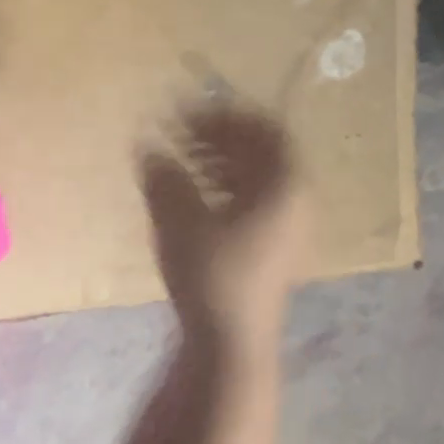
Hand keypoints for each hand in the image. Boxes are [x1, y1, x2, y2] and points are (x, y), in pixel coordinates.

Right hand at [142, 108, 308, 349]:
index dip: (225, 115)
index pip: (263, 131)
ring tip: (182, 156)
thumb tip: (147, 147)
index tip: (187, 109)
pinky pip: (253, 198)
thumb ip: (166, 181)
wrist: (231, 334)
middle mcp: (296, 198)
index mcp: (284, 185)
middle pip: (264, 152)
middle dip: (221, 136)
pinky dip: (224, 185)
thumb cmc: (210, 274)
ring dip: (221, 160)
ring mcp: (287, 223)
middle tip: (179, 129)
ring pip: (258, 176)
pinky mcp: (271, 244)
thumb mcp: (181, 224)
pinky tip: (194, 192)